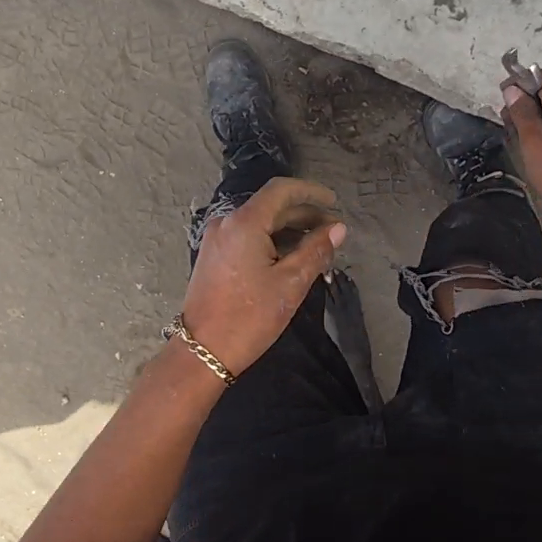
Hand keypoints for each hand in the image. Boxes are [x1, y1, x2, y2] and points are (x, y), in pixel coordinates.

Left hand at [182, 178, 346, 375]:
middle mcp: (227, 222)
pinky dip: (272, 240)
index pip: (281, 190)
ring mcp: (217, 238)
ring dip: (290, 228)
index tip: (334, 202)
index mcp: (244, 222)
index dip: (310, 191)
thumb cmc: (249, 317)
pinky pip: (248, 236)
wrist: (202, 351)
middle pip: (271, 206)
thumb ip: (316, 251)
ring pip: (260, 222)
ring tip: (319, 245)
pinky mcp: (214, 254)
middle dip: (304, 214)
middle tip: (334, 230)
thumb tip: (339, 228)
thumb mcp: (290, 284)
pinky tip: (292, 255)